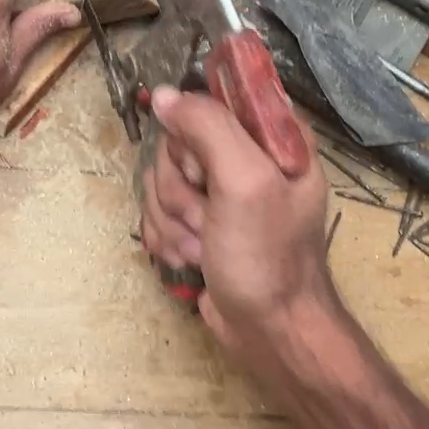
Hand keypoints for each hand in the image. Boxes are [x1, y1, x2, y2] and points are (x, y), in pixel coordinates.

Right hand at [140, 87, 338, 362]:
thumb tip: (164, 96)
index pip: (212, 101)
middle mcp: (246, 157)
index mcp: (272, 137)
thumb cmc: (268, 258)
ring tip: (202, 246)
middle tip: (207, 218)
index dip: (195, 133)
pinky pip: (157, 210)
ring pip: (160, 179)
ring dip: (172, 220)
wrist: (268, 332)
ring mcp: (219, 192)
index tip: (203, 167)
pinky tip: (190, 258)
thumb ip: (207, 128)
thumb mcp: (245, 183)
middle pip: (176, 143)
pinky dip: (166, 237)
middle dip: (180, 189)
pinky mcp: (198, 221)